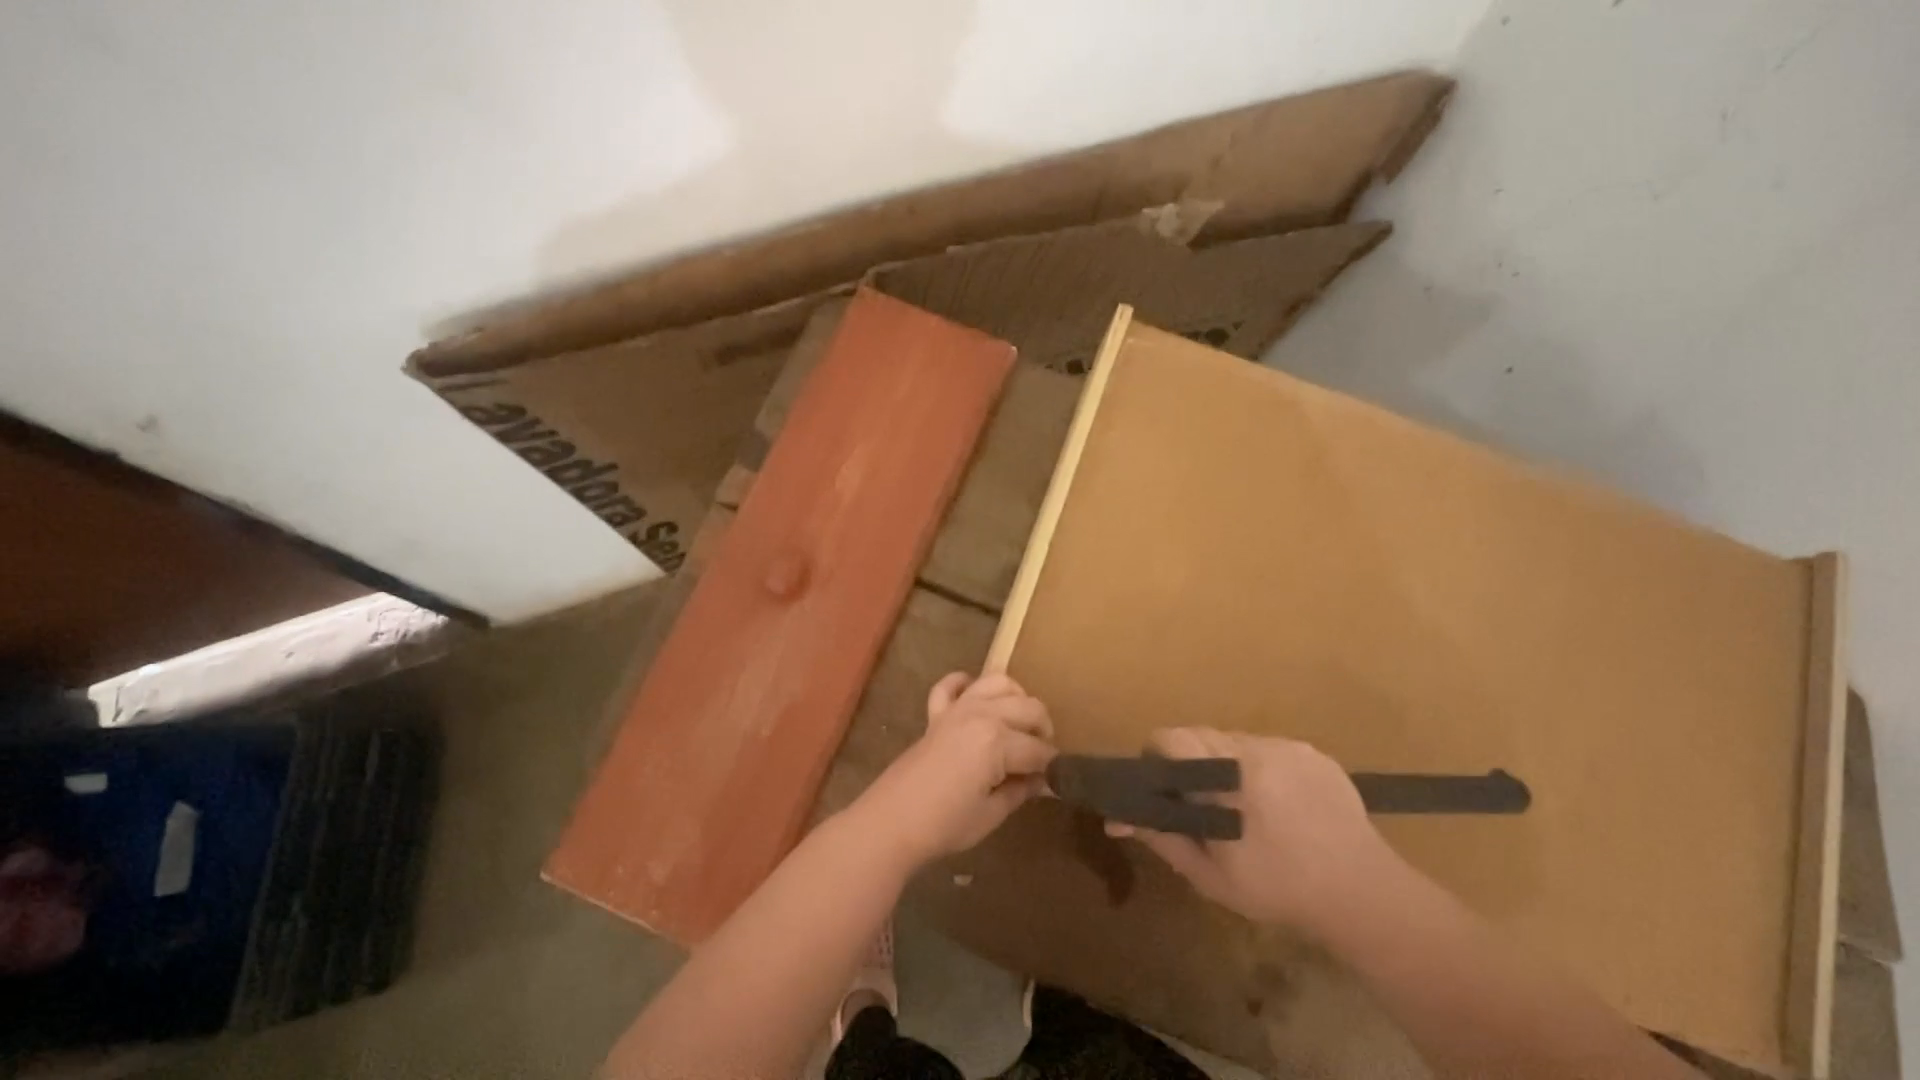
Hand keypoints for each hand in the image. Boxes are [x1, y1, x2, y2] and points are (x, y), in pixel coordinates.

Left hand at [848, 672, 1055, 868]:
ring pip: (998, 683)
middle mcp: (982, 715)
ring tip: (1019, 725)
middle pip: (1029, 708)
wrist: (890, 823)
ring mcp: (957, 709)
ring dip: (1016, 699)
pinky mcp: (935, 715)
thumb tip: (1043, 781)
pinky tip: (975, 696)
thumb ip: (1020, 790)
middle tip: (1041, 759)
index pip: (1040, 749)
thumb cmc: (944, 825)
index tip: (1056, 780)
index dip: (1052, 767)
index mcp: (998, 742)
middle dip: (1043, 730)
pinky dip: (964, 683)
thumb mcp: (991, 814)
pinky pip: (951, 685)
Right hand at [1110, 728, 1400, 934]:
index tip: (1158, 784)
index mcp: (1229, 778)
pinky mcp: (1316, 754)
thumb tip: (1116, 819)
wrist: (1363, 894)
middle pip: (1203, 734)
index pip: (1173, 737)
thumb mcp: (1211, 875)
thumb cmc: (1278, 890)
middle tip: (1196, 801)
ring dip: (1225, 763)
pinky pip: (1271, 749)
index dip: (1156, 754)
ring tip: (1240, 805)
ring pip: (1236, 740)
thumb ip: (1163, 838)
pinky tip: (1276, 804)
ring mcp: (1291, 748)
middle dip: (1190, 760)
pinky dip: (1260, 768)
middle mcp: (1258, 750)